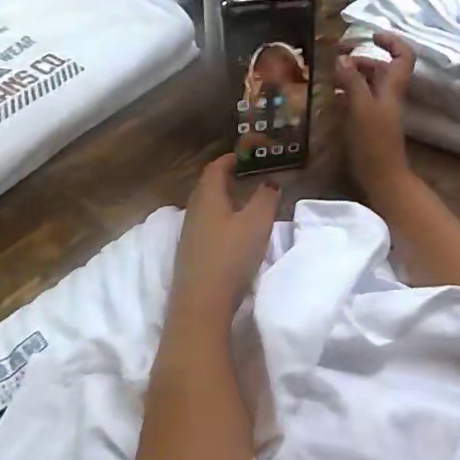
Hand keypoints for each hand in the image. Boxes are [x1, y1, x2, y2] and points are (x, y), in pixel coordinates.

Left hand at [171, 154, 281, 318]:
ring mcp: (189, 235)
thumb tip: (270, 182)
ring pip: (206, 208)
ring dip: (222, 201)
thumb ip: (265, 198)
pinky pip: (205, 226)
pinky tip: (232, 232)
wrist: (201, 304)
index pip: (215, 169)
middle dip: (225, 178)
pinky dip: (219, 219)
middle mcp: (193, 211)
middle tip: (245, 176)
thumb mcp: (257, 223)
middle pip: (207, 187)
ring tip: (242, 203)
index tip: (244, 156)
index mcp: (208, 197)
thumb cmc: (230, 256)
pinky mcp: (191, 255)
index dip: (229, 159)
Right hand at [335, 31, 416, 197]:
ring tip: (330, 75)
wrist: (382, 175)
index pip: (404, 55)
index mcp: (393, 86)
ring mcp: (380, 108)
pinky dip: (348, 92)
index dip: (391, 41)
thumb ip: (353, 80)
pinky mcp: (370, 121)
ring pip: (369, 82)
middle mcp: (389, 94)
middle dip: (361, 57)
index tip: (370, 35)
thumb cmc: (374, 140)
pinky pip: (360, 98)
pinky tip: (332, 94)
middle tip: (336, 56)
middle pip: (381, 67)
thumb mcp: (361, 106)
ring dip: (352, 74)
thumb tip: (343, 58)